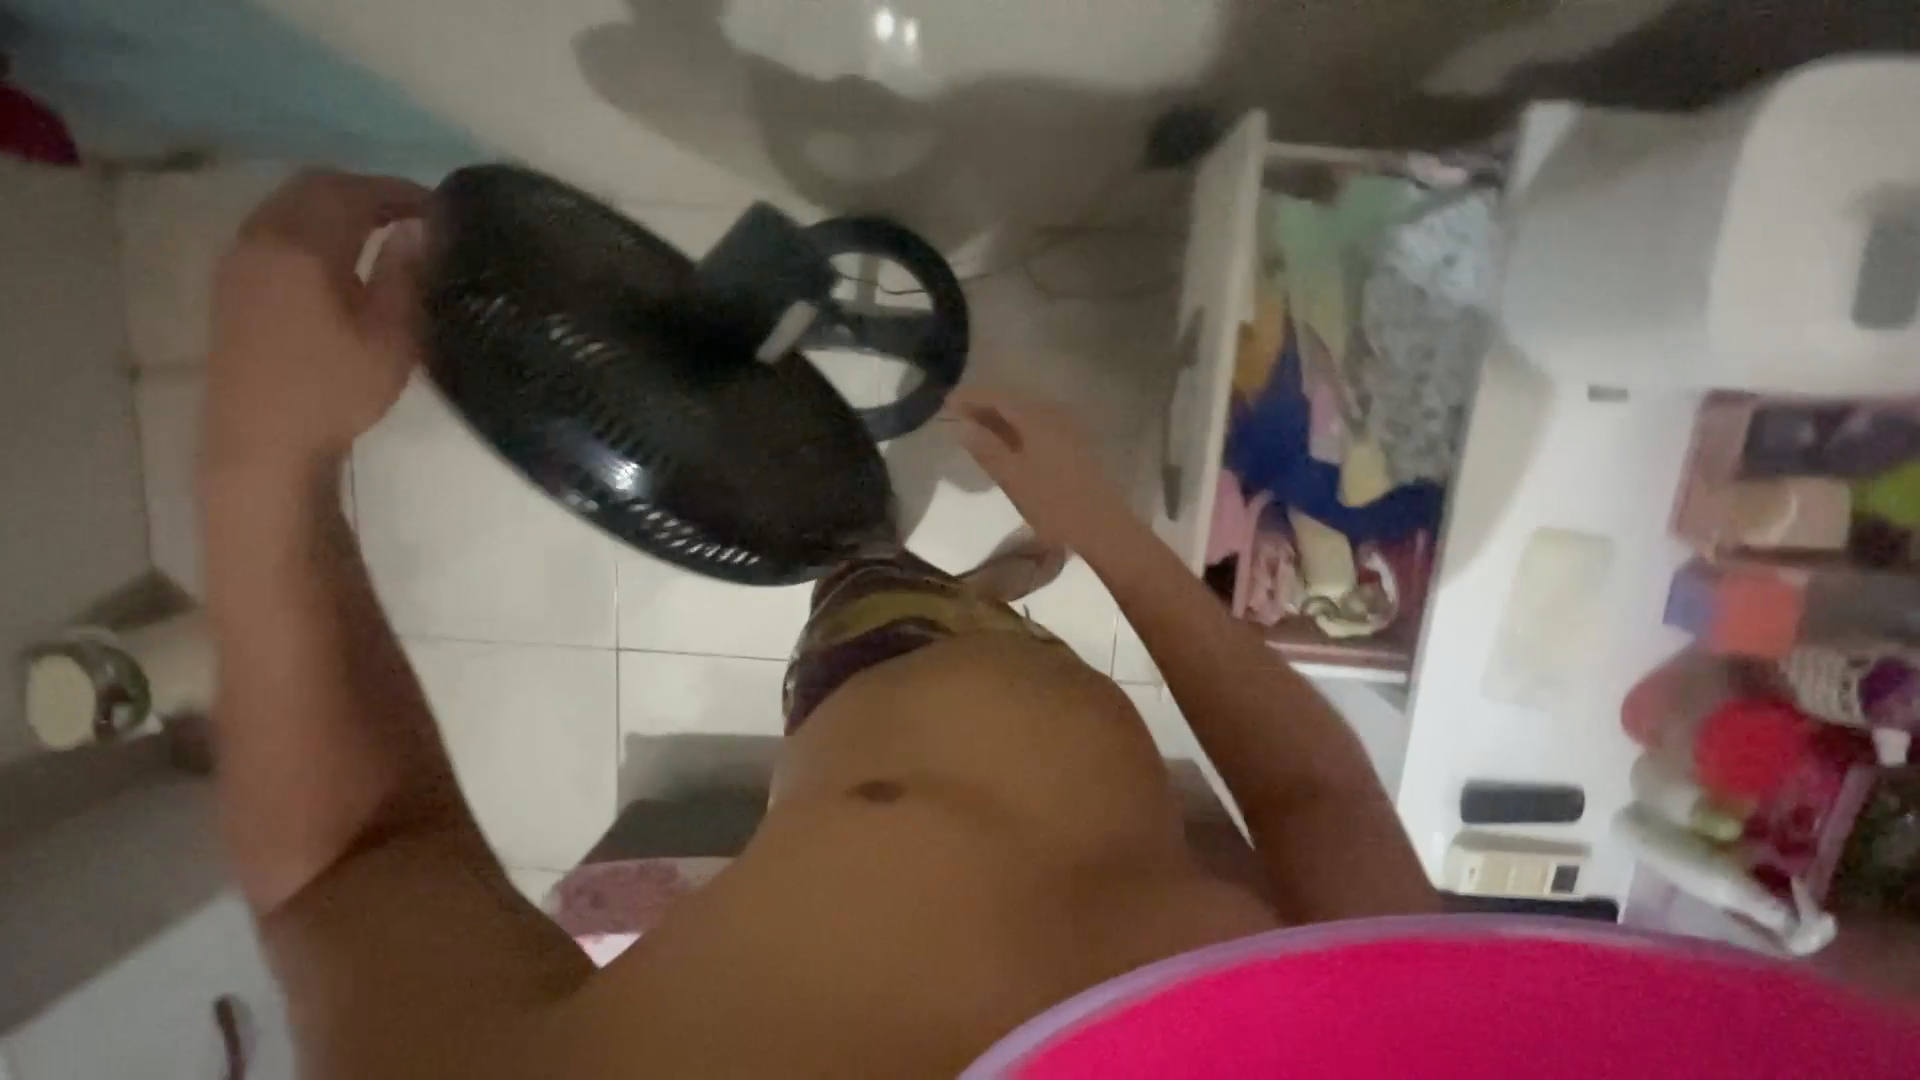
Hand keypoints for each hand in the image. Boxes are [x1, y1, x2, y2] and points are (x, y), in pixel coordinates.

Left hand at [205, 170, 428, 477]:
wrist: (264, 437)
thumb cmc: (338, 389)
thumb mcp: (392, 336)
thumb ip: (404, 275)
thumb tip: (419, 229)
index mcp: (303, 246)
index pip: (354, 193)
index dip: (401, 192)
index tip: (443, 208)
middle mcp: (263, 238)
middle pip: (314, 187)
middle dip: (368, 191)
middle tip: (416, 216)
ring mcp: (241, 258)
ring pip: (291, 205)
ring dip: (338, 207)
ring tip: (385, 232)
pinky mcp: (234, 283)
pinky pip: (275, 229)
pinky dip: (314, 225)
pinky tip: (343, 257)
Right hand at [946, 386, 1135, 554]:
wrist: (1103, 528)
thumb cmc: (1054, 505)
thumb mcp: (1013, 478)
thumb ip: (986, 448)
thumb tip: (960, 424)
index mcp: (1037, 419)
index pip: (998, 397)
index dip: (970, 397)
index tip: (946, 402)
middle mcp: (1054, 415)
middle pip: (1013, 402)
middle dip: (984, 406)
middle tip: (957, 414)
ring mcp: (1068, 430)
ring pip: (1027, 414)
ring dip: (1001, 418)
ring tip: (978, 429)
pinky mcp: (1076, 446)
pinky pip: (1039, 426)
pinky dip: (1018, 429)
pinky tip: (1009, 444)